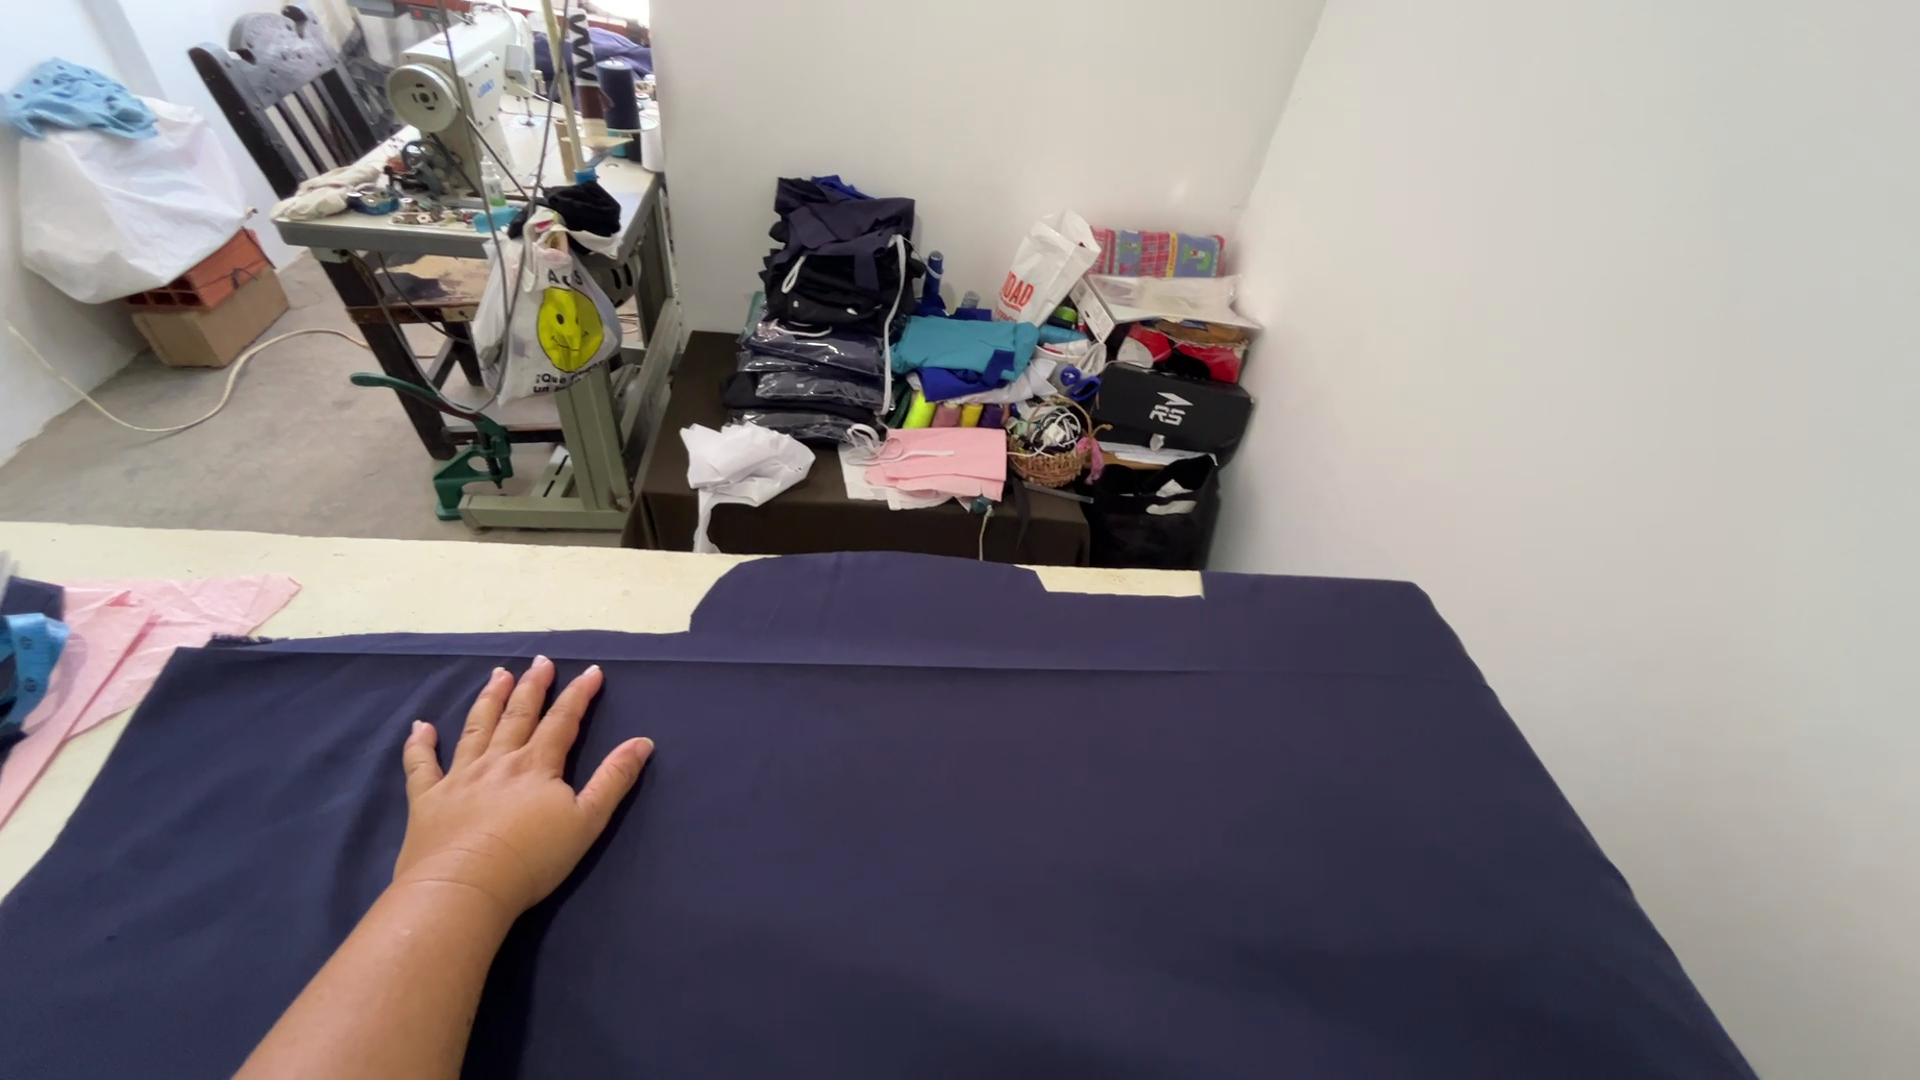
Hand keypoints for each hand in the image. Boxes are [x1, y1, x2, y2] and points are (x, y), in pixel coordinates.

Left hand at [394, 657, 653, 920]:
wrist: (462, 891)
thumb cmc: (531, 859)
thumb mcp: (587, 820)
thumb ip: (614, 778)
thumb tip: (643, 741)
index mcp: (538, 765)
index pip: (563, 720)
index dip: (579, 694)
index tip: (591, 671)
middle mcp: (499, 762)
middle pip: (519, 715)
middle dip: (533, 686)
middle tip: (540, 661)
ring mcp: (459, 778)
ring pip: (476, 729)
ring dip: (489, 700)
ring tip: (498, 675)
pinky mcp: (426, 801)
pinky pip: (421, 766)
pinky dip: (420, 745)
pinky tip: (421, 726)